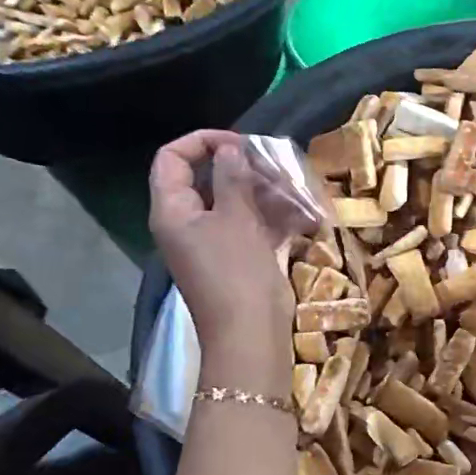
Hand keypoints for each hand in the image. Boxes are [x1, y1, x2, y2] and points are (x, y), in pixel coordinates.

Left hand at [149, 129, 300, 392]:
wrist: (250, 334)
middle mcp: (188, 223)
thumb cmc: (237, 272)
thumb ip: (232, 178)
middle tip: (277, 166)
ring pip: (236, 202)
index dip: (203, 141)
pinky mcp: (239, 258)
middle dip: (243, 168)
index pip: (173, 158)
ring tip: (296, 189)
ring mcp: (215, 242)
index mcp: (173, 211)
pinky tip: (303, 214)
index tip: (241, 142)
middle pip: (208, 179)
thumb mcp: (235, 218)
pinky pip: (252, 226)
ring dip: (265, 192)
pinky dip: (273, 217)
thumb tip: (230, 149)